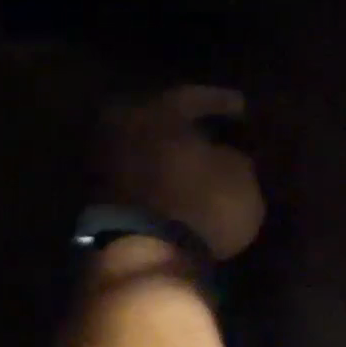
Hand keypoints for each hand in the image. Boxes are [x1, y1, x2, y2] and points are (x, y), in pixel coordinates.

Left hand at [97, 86, 264, 259]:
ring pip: (146, 145)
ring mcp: (107, 158)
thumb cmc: (203, 205)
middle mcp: (126, 124)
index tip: (243, 106)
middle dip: (187, 125)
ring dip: (170, 152)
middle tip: (213, 130)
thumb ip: (236, 158)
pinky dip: (158, 174)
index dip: (222, 102)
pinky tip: (178, 183)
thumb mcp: (241, 179)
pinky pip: (138, 172)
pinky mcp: (102, 192)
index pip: (195, 96)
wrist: (148, 250)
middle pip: (161, 117)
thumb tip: (228, 153)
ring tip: (196, 160)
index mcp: (160, 111)